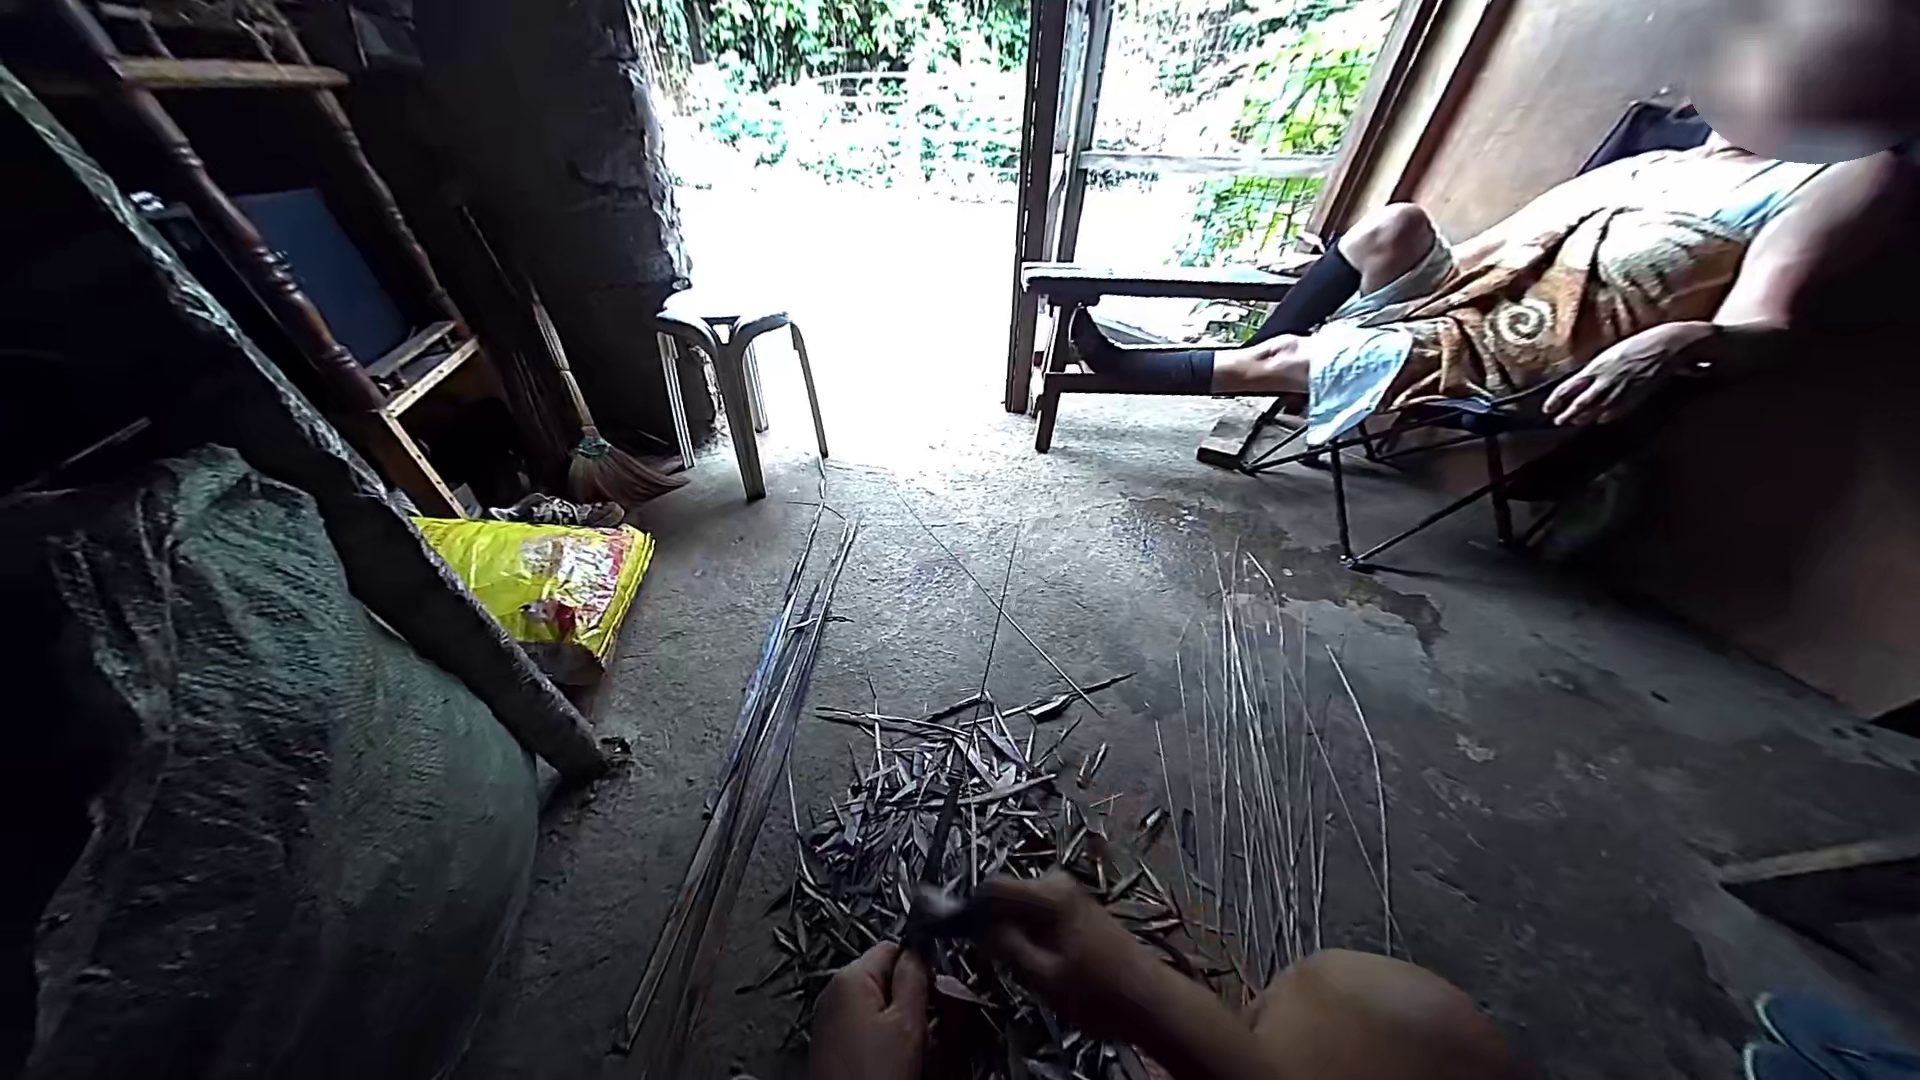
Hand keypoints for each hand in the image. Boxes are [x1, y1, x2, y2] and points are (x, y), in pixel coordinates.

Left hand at [811, 942, 927, 1079]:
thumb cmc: (872, 1079)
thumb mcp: (906, 1023)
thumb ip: (914, 976)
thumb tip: (918, 948)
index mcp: (849, 978)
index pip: (892, 947)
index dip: (918, 966)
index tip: (934, 992)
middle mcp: (834, 993)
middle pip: (884, 976)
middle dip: (909, 997)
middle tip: (925, 1027)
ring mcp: (830, 1021)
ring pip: (877, 1004)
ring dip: (898, 1021)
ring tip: (910, 1051)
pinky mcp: (832, 1047)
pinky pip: (864, 1027)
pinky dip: (882, 1039)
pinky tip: (893, 1064)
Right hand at [970, 872, 1170, 1040]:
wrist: (1147, 999)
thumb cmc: (1099, 992)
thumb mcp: (1044, 978)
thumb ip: (1007, 948)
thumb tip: (980, 928)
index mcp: (1049, 893)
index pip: (994, 886)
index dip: (973, 907)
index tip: (963, 930)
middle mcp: (1057, 881)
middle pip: (1008, 892)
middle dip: (998, 921)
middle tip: (1003, 958)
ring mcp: (1068, 889)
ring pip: (1021, 902)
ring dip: (1016, 926)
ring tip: (1030, 963)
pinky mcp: (1074, 900)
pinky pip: (1037, 907)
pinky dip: (1031, 927)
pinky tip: (1047, 957)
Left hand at [1544, 321, 1718, 426]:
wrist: (1673, 342)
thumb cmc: (1637, 346)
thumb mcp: (1607, 355)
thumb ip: (1592, 371)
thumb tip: (1577, 385)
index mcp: (1594, 368)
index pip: (1566, 389)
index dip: (1554, 401)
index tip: (1546, 410)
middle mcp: (1605, 380)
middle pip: (1580, 403)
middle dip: (1567, 414)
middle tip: (1558, 422)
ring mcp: (1623, 387)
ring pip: (1597, 409)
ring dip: (1585, 418)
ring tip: (1575, 422)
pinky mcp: (1640, 392)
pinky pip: (1620, 409)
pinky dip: (1608, 416)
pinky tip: (1601, 420)